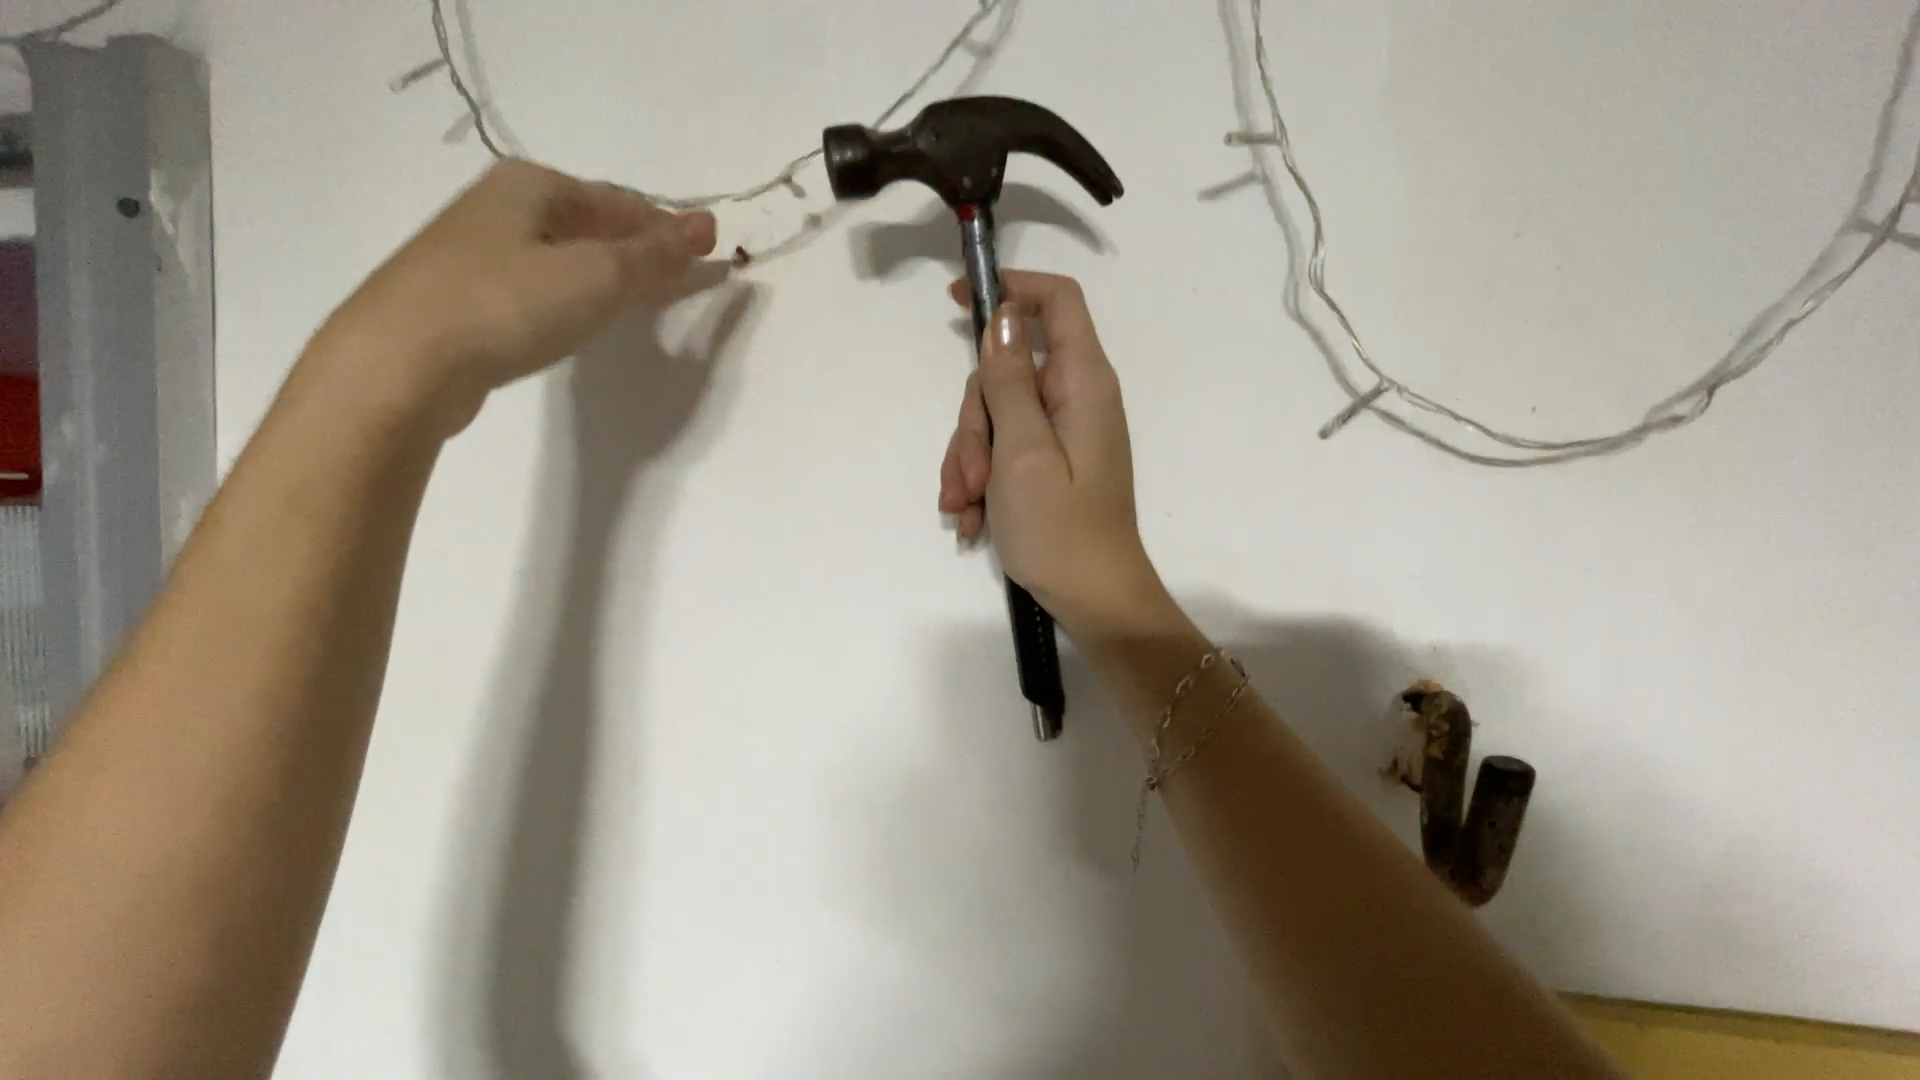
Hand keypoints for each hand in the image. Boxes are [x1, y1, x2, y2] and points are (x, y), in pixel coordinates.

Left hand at [307, 159, 717, 434]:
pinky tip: (582, 316)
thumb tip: (704, 226)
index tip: (706, 248)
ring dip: (607, 272)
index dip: (667, 225)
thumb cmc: (506, 305)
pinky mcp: (463, 298)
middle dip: (638, 247)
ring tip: (643, 296)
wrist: (399, 363)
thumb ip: (653, 255)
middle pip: (590, 223)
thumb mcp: (596, 277)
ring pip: (562, 255)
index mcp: (532, 185)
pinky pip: (538, 285)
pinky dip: (574, 295)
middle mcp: (500, 206)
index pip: (621, 201)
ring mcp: (475, 252)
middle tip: (681, 273)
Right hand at [938, 272, 1170, 637]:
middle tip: (967, 475)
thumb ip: (1009, 381)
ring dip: (970, 459)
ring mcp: (1063, 433)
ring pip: (997, 415)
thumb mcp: (1023, 452)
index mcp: (1082, 383)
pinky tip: (972, 519)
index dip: (1011, 288)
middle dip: (973, 421)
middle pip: (1008, 370)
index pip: (1057, 302)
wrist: (1093, 599)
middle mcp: (1076, 399)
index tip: (958, 300)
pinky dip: (982, 479)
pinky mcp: (1052, 463)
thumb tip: (1003, 316)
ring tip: (965, 507)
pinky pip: (1005, 449)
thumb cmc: (1060, 528)